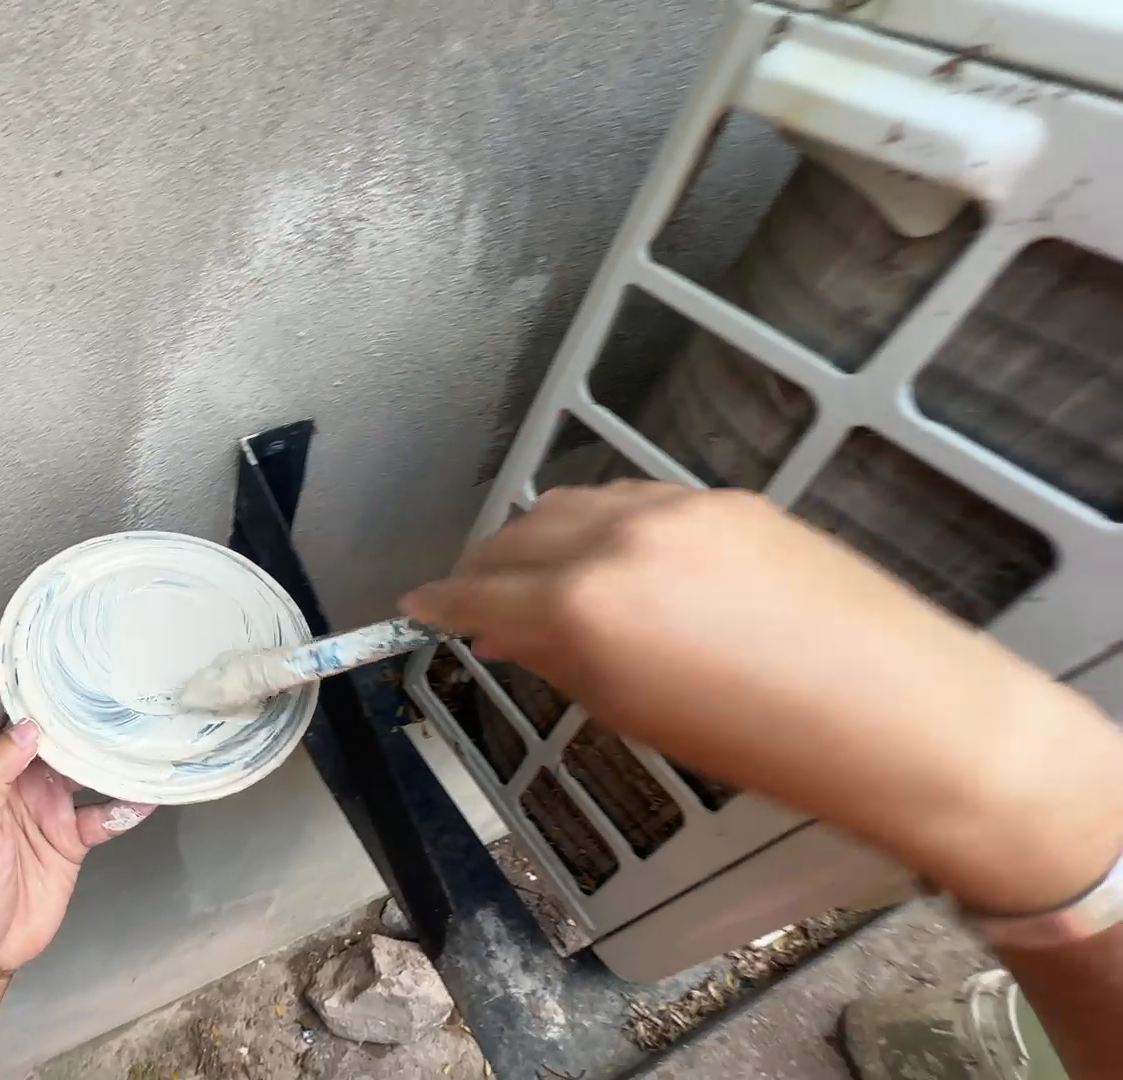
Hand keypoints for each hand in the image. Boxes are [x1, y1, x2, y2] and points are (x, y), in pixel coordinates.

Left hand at [0, 679, 154, 981]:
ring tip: (136, 730)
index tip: (46, 655)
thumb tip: (27, 728)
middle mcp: (16, 778)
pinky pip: (105, 814)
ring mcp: (46, 805)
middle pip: (48, 732)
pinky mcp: (71, 837)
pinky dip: (127, 804)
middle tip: (107, 683)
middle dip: (72, 709)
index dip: (15, 681)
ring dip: (106, 753)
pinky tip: (148, 794)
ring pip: (83, 767)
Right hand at [400, 481, 1122, 915]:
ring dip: (532, 539)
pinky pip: (624, 500)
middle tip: (474, 598)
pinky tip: (605, 557)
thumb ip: (545, 656)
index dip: (437, 602)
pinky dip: (592, 525)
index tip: (412, 604)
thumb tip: (497, 633)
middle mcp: (612, 539)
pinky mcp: (716, 496)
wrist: (905, 718)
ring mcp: (668, 508)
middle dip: (480, 567)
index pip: (478, 592)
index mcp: (582, 605)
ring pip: (564, 505)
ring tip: (535, 574)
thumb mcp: (621, 707)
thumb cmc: (748, 743)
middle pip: (511, 536)